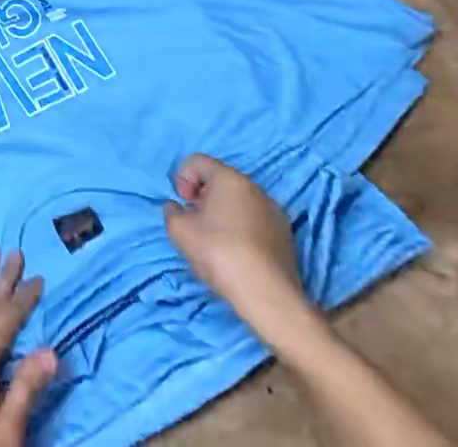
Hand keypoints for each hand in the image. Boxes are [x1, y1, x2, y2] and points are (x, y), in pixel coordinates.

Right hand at [162, 154, 318, 343]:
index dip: (182, 178)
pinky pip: (254, 220)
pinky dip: (240, 227)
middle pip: (219, 180)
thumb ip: (172, 210)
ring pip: (238, 201)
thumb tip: (178, 208)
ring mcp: (275, 213)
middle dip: (202, 196)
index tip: (183, 204)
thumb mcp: (178, 229)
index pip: (197, 161)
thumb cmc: (218, 252)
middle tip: (194, 221)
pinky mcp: (286, 236)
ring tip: (214, 240)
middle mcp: (256, 189)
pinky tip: (235, 252)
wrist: (267, 296)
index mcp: (230, 178)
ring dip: (221, 212)